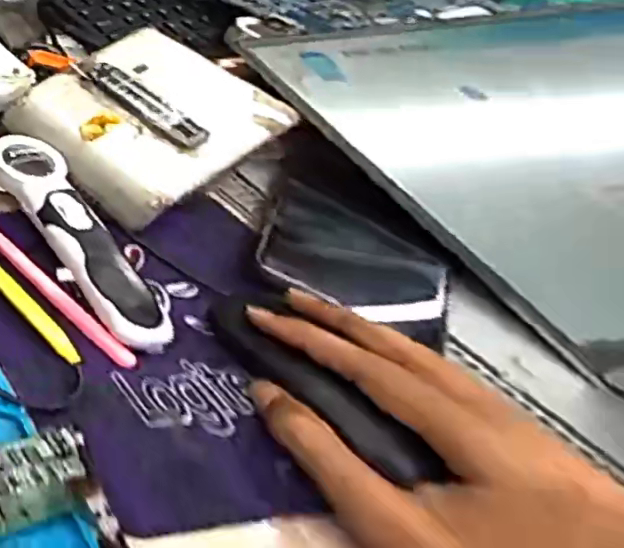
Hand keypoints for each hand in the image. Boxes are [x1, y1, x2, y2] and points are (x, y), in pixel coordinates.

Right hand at [248, 289, 623, 547]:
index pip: (383, 374)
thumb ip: (322, 455)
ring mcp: (558, 458)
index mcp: (499, 454)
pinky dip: (418, 370)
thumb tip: (264, 389)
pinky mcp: (564, 477)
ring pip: (455, 378)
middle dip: (350, 325)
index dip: (314, 339)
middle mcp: (533, 441)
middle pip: (425, 363)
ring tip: (330, 320)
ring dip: (383, 343)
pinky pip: (474, 399)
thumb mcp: (389, 530)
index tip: (258, 313)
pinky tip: (394, 367)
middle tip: (288, 296)